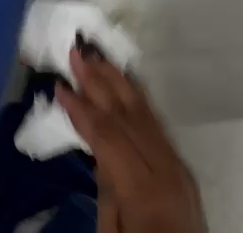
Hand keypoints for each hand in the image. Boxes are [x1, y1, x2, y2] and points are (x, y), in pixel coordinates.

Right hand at [58, 48, 206, 232]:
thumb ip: (106, 187)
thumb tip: (99, 145)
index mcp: (145, 190)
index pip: (108, 135)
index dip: (82, 108)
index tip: (59, 83)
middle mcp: (167, 169)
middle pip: (128, 115)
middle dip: (100, 81)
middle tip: (77, 52)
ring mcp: (180, 167)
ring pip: (147, 113)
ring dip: (120, 82)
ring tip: (98, 58)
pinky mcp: (183, 169)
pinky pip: (158, 125)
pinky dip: (140, 100)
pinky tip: (128, 85)